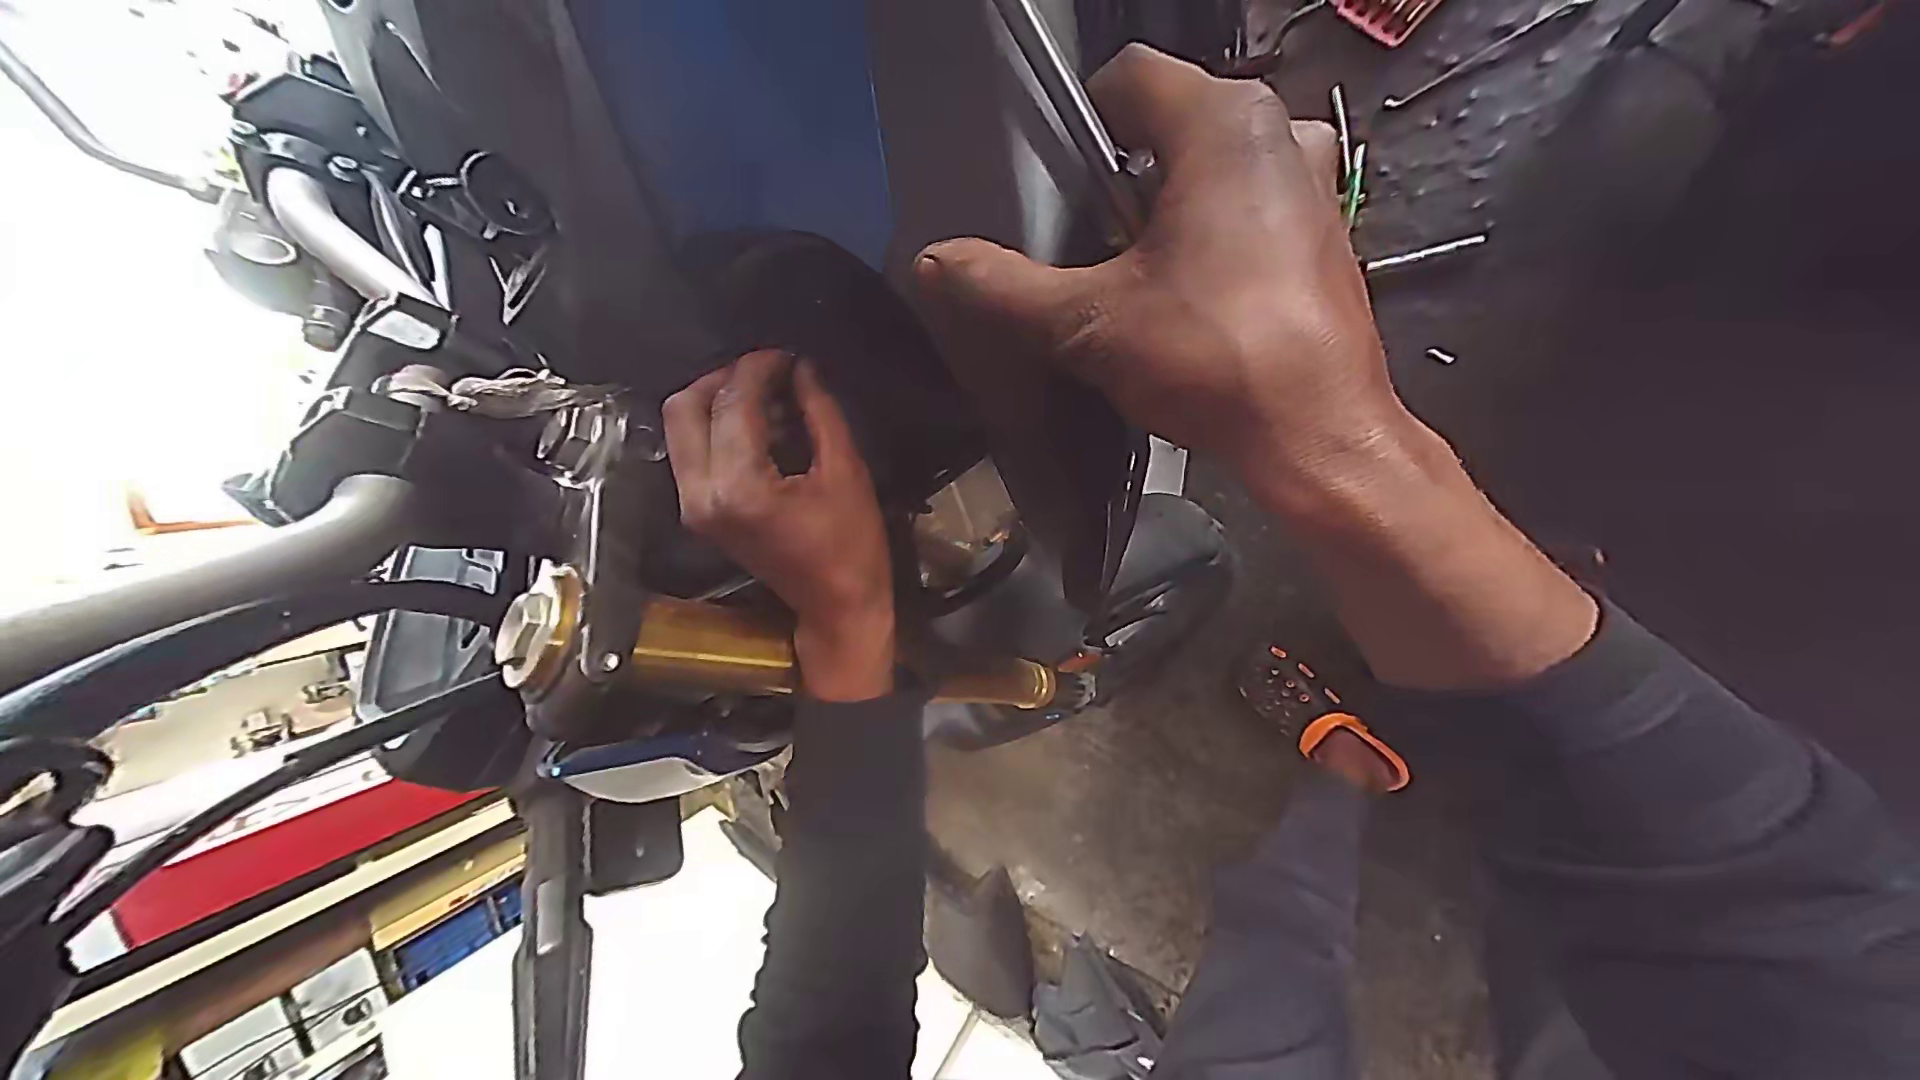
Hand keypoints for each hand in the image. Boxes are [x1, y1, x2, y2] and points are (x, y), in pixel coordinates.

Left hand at [662, 351, 895, 701]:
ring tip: (773, 400)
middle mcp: (702, 495)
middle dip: (726, 379)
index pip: (734, 403)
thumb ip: (819, 413)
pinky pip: (695, 453)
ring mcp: (694, 507)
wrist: (836, 607)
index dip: (759, 368)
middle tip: (770, 373)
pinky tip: (764, 429)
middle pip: (686, 408)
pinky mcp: (700, 514)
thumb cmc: (852, 547)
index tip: (785, 356)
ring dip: (722, 403)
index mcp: (740, 486)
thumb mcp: (845, 472)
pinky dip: (721, 430)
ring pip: (683, 428)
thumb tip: (802, 370)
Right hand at [915, 44, 1408, 515]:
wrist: (1312, 433)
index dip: (1080, 124)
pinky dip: (1207, 242)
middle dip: (1118, 183)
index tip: (1057, 185)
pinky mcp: (1321, 239)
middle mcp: (1280, 136)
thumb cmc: (1213, 362)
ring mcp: (1311, 188)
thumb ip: (1005, 288)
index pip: (1129, 78)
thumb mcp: (1088, 323)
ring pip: (1209, 174)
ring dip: (1162, 216)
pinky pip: (1246, 214)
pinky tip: (1187, 305)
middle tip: (1089, 251)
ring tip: (1133, 283)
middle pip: (1168, 128)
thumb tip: (936, 263)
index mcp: (1224, 126)